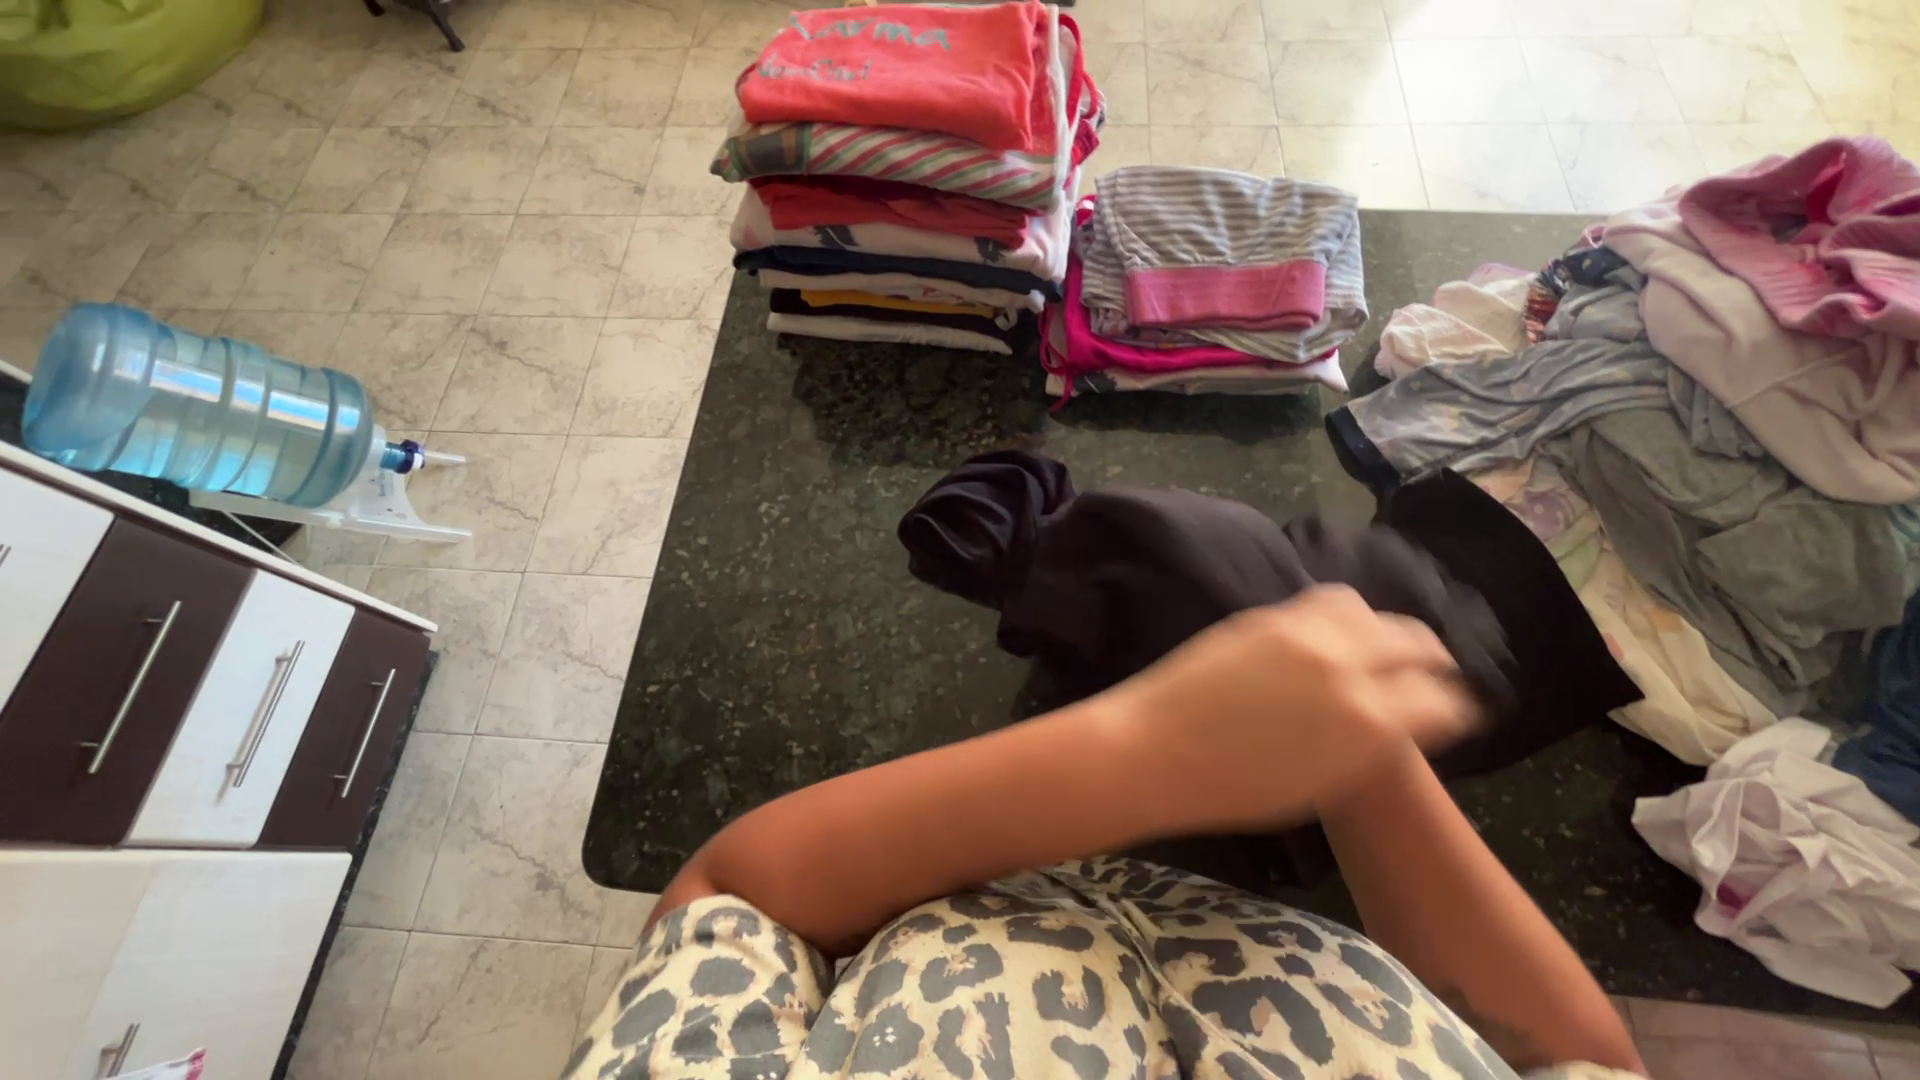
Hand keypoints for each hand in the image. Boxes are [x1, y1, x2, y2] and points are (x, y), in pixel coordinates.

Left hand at [1105, 585, 1480, 829]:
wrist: (1154, 750)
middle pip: (1414, 642)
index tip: (1453, 710)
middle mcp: (1344, 667)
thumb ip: (1367, 746)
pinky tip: (1333, 633)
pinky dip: (1342, 615)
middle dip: (1430, 659)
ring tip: (1381, 645)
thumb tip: (1393, 723)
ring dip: (1384, 627)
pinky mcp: (1265, 616)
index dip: (1454, 707)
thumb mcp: (1320, 785)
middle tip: (1429, 670)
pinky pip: (1323, 602)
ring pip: (1370, 610)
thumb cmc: (1233, 790)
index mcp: (1367, 723)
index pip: (1442, 701)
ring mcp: (1302, 633)